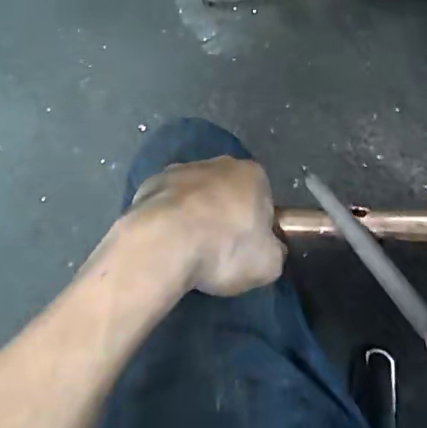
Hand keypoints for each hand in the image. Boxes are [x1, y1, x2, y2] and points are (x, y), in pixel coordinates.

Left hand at [123, 157, 284, 296]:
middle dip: (224, 215)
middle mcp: (220, 163)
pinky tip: (164, 243)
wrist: (164, 243)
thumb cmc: (223, 249)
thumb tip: (271, 249)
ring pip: (195, 194)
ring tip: (186, 251)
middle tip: (217, 252)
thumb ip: (274, 252)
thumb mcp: (267, 264)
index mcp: (253, 175)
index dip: (255, 226)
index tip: (245, 250)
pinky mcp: (152, 183)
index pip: (262, 199)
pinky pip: (166, 203)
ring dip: (194, 215)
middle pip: (228, 191)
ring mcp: (183, 169)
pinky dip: (167, 218)